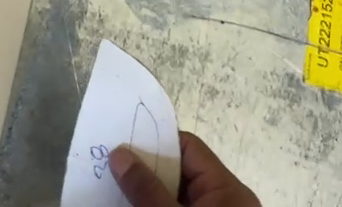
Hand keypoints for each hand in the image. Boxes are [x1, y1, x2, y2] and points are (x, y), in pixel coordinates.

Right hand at [109, 132, 258, 206]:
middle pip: (180, 171)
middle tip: (113, 166)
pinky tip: (133, 203)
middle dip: (147, 169)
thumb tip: (118, 153)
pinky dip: (159, 205)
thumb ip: (148, 189)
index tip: (122, 143)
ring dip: (150, 192)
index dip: (154, 141)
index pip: (187, 146)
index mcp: (228, 188)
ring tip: (116, 186)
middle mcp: (227, 200)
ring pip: (178, 194)